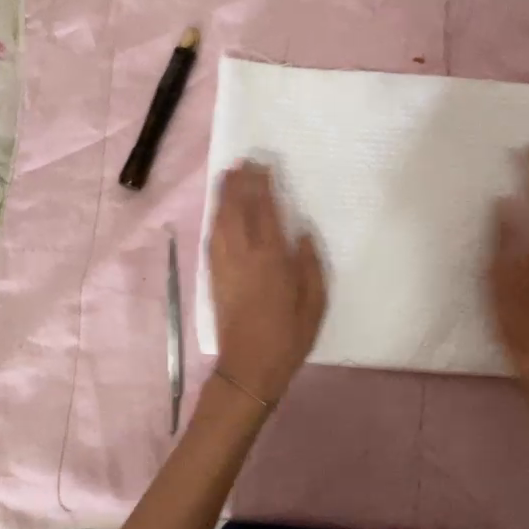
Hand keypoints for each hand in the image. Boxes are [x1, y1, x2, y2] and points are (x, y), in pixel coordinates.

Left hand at [207, 160, 326, 405]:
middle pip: (238, 209)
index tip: (263, 166)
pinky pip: (213, 237)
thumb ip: (309, 264)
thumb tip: (303, 233)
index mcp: (272, 258)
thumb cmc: (288, 336)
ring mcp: (225, 265)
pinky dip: (216, 218)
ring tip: (228, 175)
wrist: (249, 367)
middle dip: (239, 183)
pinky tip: (219, 211)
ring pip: (221, 220)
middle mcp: (244, 255)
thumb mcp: (314, 302)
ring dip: (223, 195)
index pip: (265, 211)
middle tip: (243, 162)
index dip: (263, 186)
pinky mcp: (214, 276)